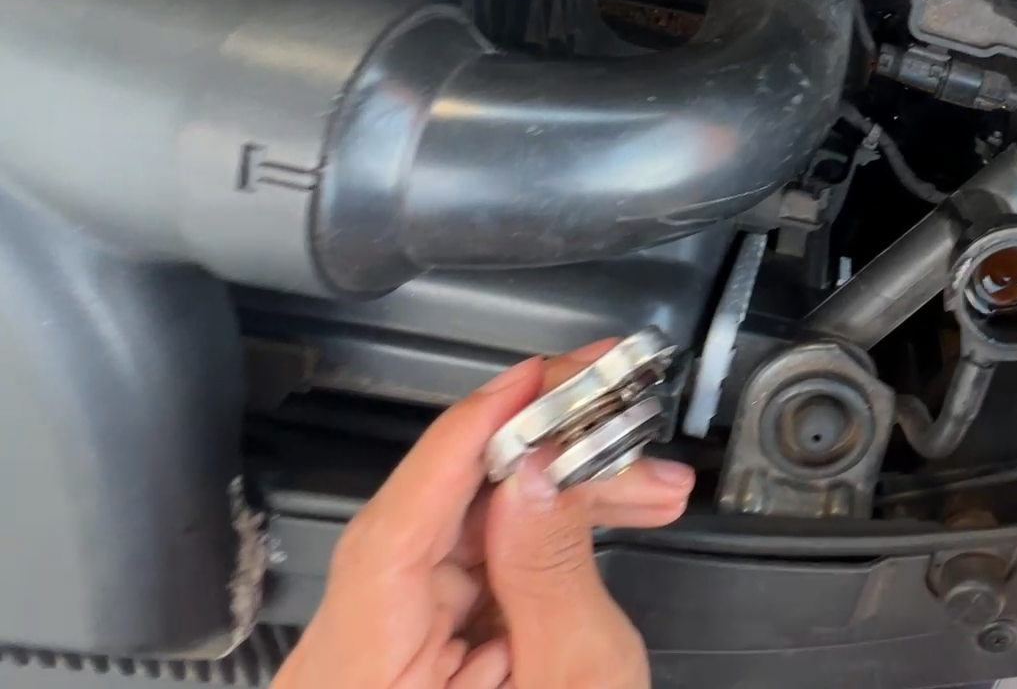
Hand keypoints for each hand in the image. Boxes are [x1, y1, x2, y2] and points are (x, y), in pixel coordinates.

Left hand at [273, 341, 693, 688]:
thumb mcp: (579, 679)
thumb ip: (554, 567)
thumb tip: (539, 465)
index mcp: (358, 684)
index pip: (394, 529)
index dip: (467, 437)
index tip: (534, 377)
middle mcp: (347, 665)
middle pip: (441, 516)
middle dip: (547, 457)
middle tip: (619, 409)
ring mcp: (381, 653)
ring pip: (474, 527)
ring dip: (568, 494)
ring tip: (652, 481)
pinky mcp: (420, 643)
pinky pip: (485, 557)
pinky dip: (554, 530)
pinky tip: (618, 513)